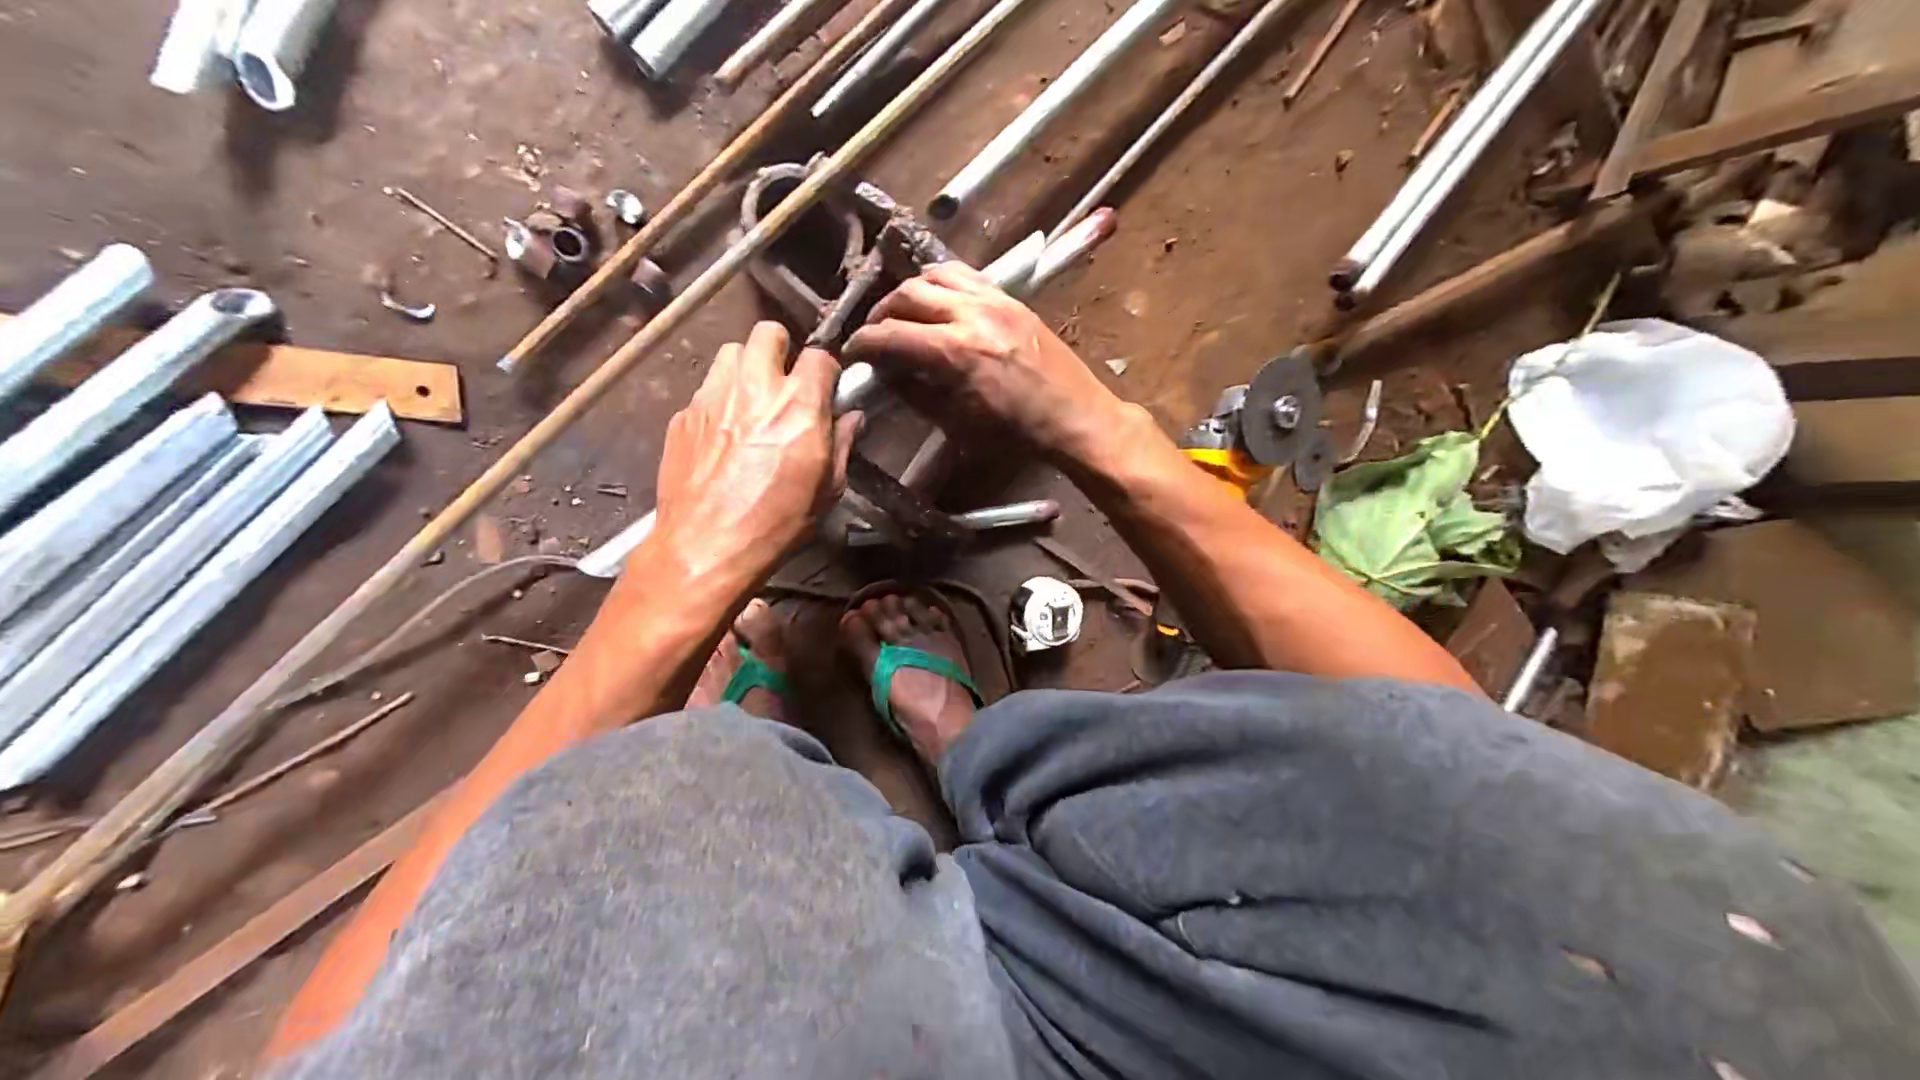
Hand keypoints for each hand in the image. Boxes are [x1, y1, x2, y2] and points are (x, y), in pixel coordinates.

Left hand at [650, 322, 860, 582]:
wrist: (706, 545)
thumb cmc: (776, 523)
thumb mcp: (826, 490)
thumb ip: (842, 444)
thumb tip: (851, 419)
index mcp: (799, 405)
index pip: (819, 355)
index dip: (825, 369)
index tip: (823, 387)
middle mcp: (755, 388)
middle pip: (768, 332)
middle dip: (781, 349)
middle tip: (784, 379)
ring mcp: (713, 396)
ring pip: (731, 351)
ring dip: (746, 366)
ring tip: (751, 399)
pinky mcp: (685, 414)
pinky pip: (706, 388)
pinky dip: (719, 399)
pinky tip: (723, 433)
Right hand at [844, 263, 1127, 460]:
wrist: (1075, 417)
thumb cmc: (1017, 434)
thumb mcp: (958, 424)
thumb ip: (917, 393)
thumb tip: (887, 374)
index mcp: (957, 352)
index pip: (892, 334)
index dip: (863, 342)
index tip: (852, 352)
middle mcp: (973, 314)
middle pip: (908, 293)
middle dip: (882, 313)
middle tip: (875, 334)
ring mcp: (995, 300)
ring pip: (936, 274)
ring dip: (910, 291)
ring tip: (903, 314)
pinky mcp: (1011, 297)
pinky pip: (966, 275)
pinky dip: (942, 284)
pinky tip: (938, 303)